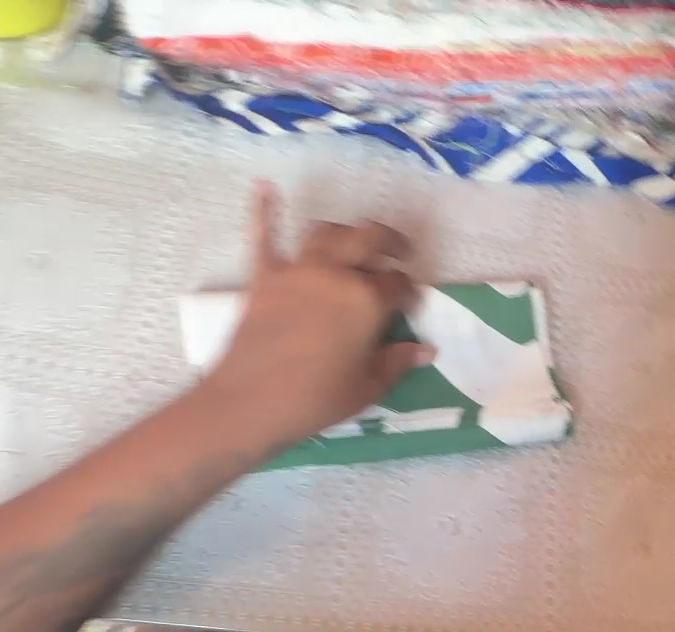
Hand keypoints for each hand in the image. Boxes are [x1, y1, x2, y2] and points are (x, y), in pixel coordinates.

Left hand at [194, 183, 434, 450]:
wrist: (250, 402)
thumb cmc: (316, 400)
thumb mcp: (367, 387)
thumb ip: (397, 362)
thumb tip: (425, 349)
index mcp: (366, 300)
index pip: (397, 284)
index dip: (408, 293)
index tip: (411, 306)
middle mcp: (335, 273)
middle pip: (369, 240)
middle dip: (391, 242)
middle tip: (402, 253)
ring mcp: (297, 270)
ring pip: (327, 233)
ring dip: (346, 232)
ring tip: (357, 241)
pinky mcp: (264, 276)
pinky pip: (264, 235)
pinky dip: (265, 209)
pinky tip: (266, 186)